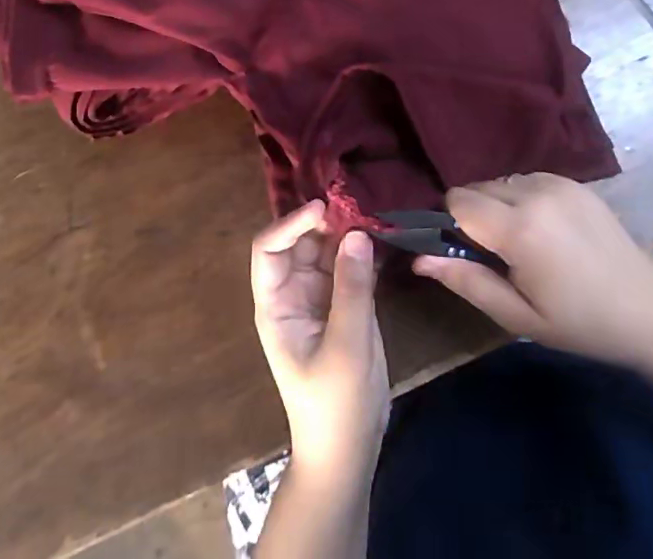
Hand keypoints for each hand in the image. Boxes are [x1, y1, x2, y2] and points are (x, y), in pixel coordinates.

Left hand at [251, 200, 389, 477]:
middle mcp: (293, 293)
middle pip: (299, 243)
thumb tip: (358, 233)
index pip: (268, 250)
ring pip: (326, 250)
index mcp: (276, 304)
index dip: (290, 223)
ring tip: (374, 212)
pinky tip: (383, 236)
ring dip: (346, 231)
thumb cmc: (335, 403)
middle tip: (359, 205)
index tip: (324, 207)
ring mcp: (319, 298)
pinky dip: (362, 251)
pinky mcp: (344, 305)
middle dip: (323, 221)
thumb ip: (352, 289)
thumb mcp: (346, 347)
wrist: (349, 447)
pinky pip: (349, 267)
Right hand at [412, 173, 652, 370]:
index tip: (465, 254)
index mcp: (520, 228)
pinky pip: (526, 180)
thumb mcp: (518, 316)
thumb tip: (417, 259)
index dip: (450, 225)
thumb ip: (466, 282)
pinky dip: (521, 199)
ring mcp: (558, 182)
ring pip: (500, 182)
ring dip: (497, 206)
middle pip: (476, 188)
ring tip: (523, 244)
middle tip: (497, 255)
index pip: (457, 201)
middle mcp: (536, 192)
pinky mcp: (574, 182)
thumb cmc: (580, 323)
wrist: (649, 310)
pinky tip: (544, 231)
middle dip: (473, 216)